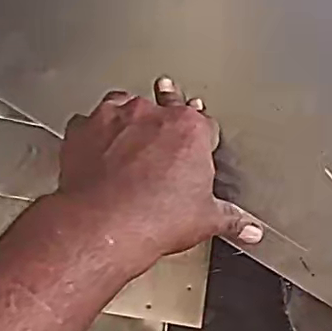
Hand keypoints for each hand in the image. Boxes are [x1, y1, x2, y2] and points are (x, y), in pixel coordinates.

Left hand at [57, 78, 262, 258]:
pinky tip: (99, 149)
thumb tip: (249, 228)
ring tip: (134, 135)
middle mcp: (152, 115)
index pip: (206, 124)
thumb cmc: (156, 216)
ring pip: (125, 104)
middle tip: (169, 109)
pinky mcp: (82, 130)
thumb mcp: (208, 221)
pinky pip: (89, 123)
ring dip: (131, 118)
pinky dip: (96, 134)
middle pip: (166, 102)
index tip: (204, 144)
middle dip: (170, 108)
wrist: (105, 224)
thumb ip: (232, 219)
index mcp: (190, 130)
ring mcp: (114, 118)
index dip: (206, 136)